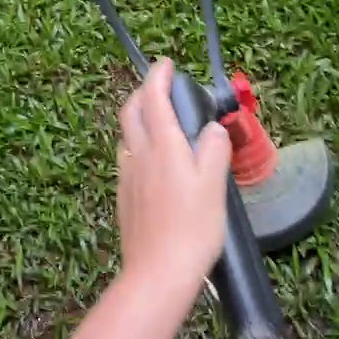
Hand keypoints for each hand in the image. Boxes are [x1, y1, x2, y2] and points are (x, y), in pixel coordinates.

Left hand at [115, 58, 232, 303]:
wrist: (157, 274)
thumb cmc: (192, 228)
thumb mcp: (214, 185)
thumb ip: (214, 150)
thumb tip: (213, 129)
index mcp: (162, 145)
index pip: (154, 97)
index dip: (159, 75)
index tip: (166, 63)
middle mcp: (139, 154)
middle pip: (131, 110)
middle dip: (144, 92)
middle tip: (161, 88)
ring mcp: (127, 176)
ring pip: (127, 134)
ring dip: (139, 118)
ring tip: (159, 123)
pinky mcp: (124, 197)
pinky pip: (127, 159)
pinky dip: (138, 146)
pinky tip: (152, 162)